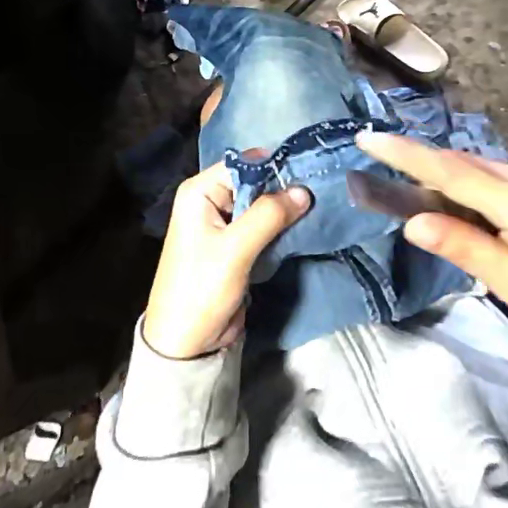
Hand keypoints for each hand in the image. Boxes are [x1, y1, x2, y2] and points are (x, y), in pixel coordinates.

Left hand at [142, 163, 310, 358]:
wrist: (186, 343)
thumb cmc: (201, 289)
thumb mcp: (235, 250)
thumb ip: (269, 216)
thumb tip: (304, 190)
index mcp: (199, 192)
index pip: (243, 164)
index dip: (275, 167)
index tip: (310, 173)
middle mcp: (210, 200)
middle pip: (254, 182)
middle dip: (284, 188)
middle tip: (321, 191)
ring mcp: (223, 223)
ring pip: (262, 204)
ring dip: (285, 209)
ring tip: (319, 207)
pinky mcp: (236, 244)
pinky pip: (263, 226)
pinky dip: (281, 227)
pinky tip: (305, 226)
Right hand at [356, 133, 507, 342]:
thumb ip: (464, 247)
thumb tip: (413, 222)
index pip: (453, 172)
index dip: (407, 154)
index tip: (368, 139)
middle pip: (459, 163)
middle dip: (414, 157)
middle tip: (371, 157)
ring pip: (471, 167)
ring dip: (434, 169)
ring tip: (395, 177)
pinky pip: (485, 176)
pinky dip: (456, 181)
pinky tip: (440, 194)